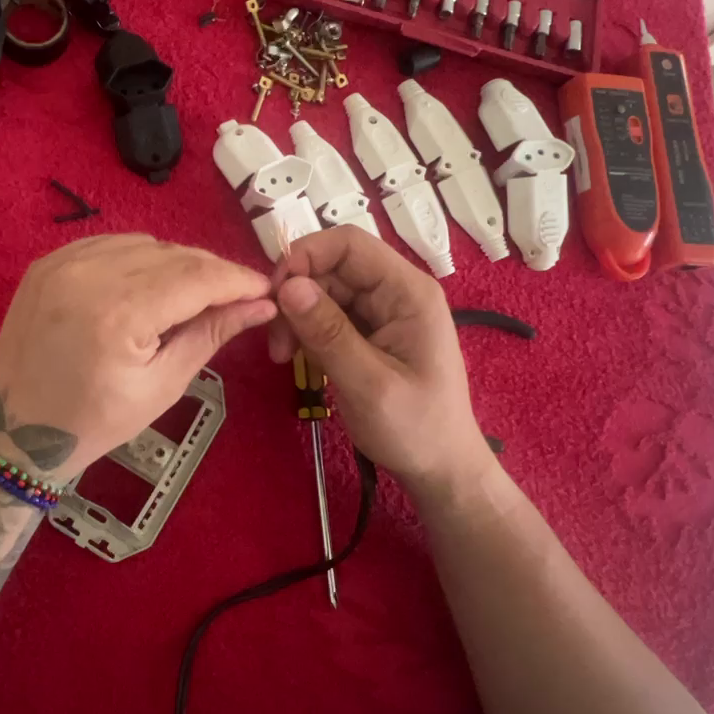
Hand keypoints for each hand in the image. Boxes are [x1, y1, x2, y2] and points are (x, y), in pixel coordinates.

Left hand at [0, 235, 276, 482]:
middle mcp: (89, 274)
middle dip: (211, 272)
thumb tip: (261, 305)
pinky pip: (108, 244)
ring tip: (192, 295)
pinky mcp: (47, 262)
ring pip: (143, 244)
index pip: (197, 277)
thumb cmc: (93, 422)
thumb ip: (210, 335)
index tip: (266, 289)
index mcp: (119, 313)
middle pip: (173, 254)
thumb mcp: (161, 386)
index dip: (238, 279)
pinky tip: (148, 284)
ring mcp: (62, 263)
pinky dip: (137, 258)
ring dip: (176, 263)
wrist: (16, 431)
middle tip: (237, 296)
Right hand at [266, 227, 495, 494]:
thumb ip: (328, 333)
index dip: (305, 257)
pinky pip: (327, 315)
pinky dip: (305, 332)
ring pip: (323, 291)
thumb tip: (287, 286)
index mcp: (408, 292)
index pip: (349, 244)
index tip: (274, 296)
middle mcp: (395, 292)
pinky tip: (298, 359)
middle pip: (330, 267)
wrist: (439, 469)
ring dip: (296, 317)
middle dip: (295, 296)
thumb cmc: (414, 428)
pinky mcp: (368, 332)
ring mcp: (382, 312)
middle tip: (276, 343)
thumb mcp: (368, 383)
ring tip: (283, 357)